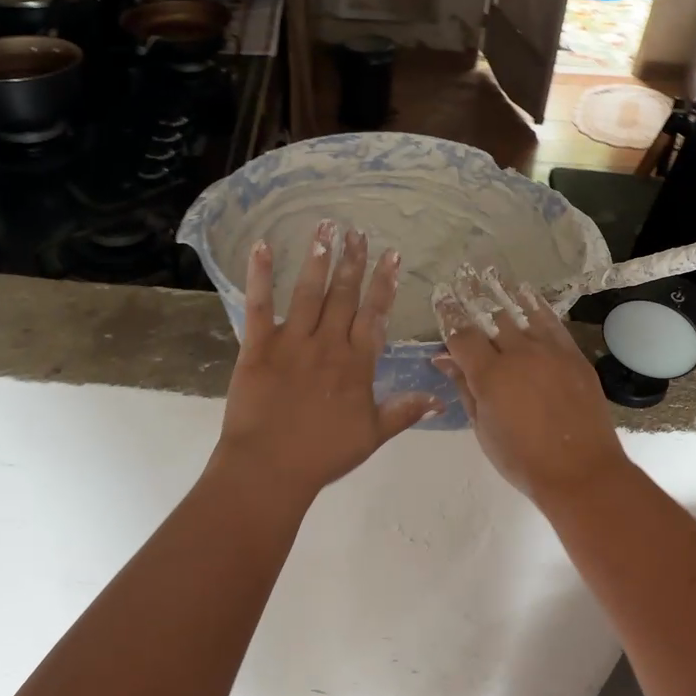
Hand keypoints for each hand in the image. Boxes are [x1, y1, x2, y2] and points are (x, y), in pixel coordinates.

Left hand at [213, 220, 442, 496]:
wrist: (270, 467)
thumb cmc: (322, 455)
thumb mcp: (370, 436)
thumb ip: (402, 412)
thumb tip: (438, 398)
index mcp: (356, 364)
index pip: (374, 315)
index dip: (384, 284)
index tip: (392, 256)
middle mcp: (328, 345)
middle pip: (344, 296)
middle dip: (352, 261)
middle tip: (358, 232)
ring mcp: (292, 342)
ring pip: (309, 293)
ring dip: (318, 258)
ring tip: (325, 228)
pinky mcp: (258, 346)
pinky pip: (259, 305)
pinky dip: (260, 275)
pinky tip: (263, 246)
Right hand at [432, 265, 630, 506]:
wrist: (580, 471)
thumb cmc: (522, 459)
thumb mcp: (482, 428)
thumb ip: (465, 389)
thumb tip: (445, 360)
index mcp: (490, 375)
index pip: (462, 335)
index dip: (448, 315)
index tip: (440, 296)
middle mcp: (518, 354)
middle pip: (490, 316)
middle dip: (472, 295)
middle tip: (461, 275)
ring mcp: (549, 352)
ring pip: (521, 313)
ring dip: (503, 292)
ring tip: (490, 273)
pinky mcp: (573, 356)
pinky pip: (551, 322)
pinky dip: (536, 305)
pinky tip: (527, 294)